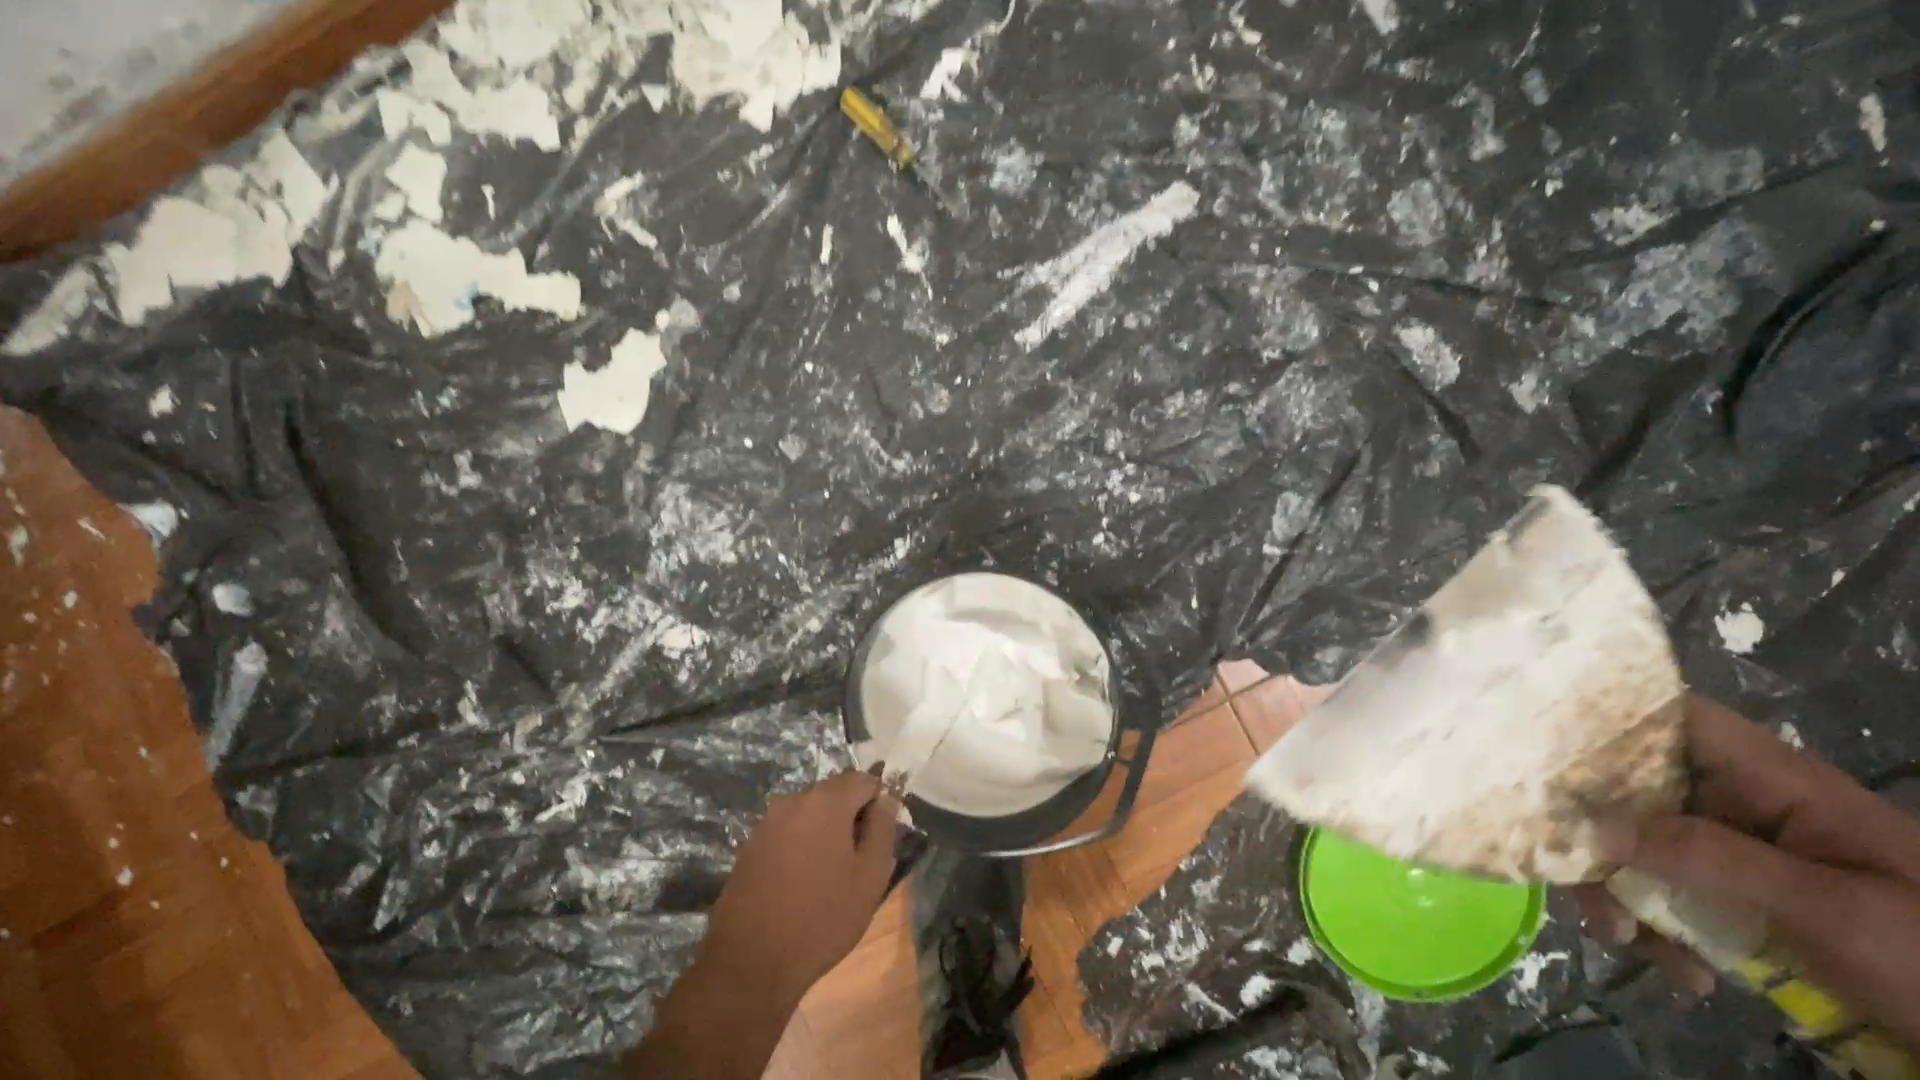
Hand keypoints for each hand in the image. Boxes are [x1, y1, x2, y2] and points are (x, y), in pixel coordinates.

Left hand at [626, 773, 899, 1078]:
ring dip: (825, 834)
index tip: (881, 837)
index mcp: (825, 802)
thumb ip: (882, 828)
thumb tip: (886, 799)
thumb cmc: (823, 917)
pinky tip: (803, 885)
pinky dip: (801, 848)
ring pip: (808, 816)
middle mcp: (791, 802)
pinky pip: (786, 835)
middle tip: (861, 862)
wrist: (751, 962)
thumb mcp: (870, 876)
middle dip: (851, 818)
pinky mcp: (748, 848)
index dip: (878, 802)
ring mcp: (765, 825)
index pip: (863, 779)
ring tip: (832, 877)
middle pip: (833, 794)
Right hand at [1574, 696, 1919, 1047]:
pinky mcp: (1739, 898)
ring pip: (1640, 849)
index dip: (1602, 722)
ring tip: (1640, 950)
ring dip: (1624, 897)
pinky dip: (1660, 933)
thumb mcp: (1826, 911)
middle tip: (1591, 897)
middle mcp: (1744, 802)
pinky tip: (1683, 973)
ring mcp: (1740, 851)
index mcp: (1773, 779)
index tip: (1541, 758)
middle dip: (1599, 841)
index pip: (1671, 718)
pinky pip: (1669, 896)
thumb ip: (1707, 859)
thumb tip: (1590, 827)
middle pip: (1635, 790)